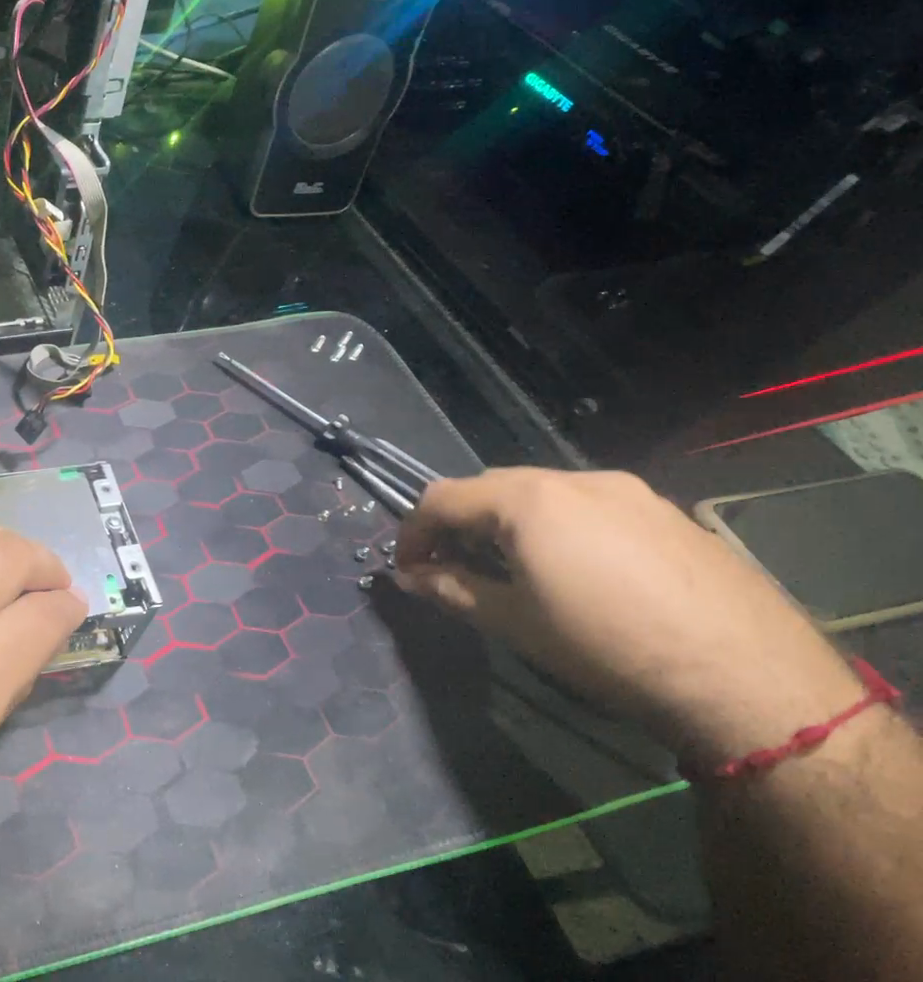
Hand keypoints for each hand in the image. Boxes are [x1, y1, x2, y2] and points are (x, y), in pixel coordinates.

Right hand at [393, 468, 864, 767]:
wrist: (747, 676)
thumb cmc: (605, 647)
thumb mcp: (512, 622)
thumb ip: (451, 589)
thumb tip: (409, 576)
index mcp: (528, 500)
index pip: (441, 498)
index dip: (412, 532)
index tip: (409, 570)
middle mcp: (576, 480)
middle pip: (491, 486)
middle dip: (460, 523)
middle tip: (454, 568)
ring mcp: (629, 492)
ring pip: (543, 493)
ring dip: (510, 523)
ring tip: (515, 570)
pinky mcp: (668, 513)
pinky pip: (590, 507)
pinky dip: (560, 527)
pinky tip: (578, 573)